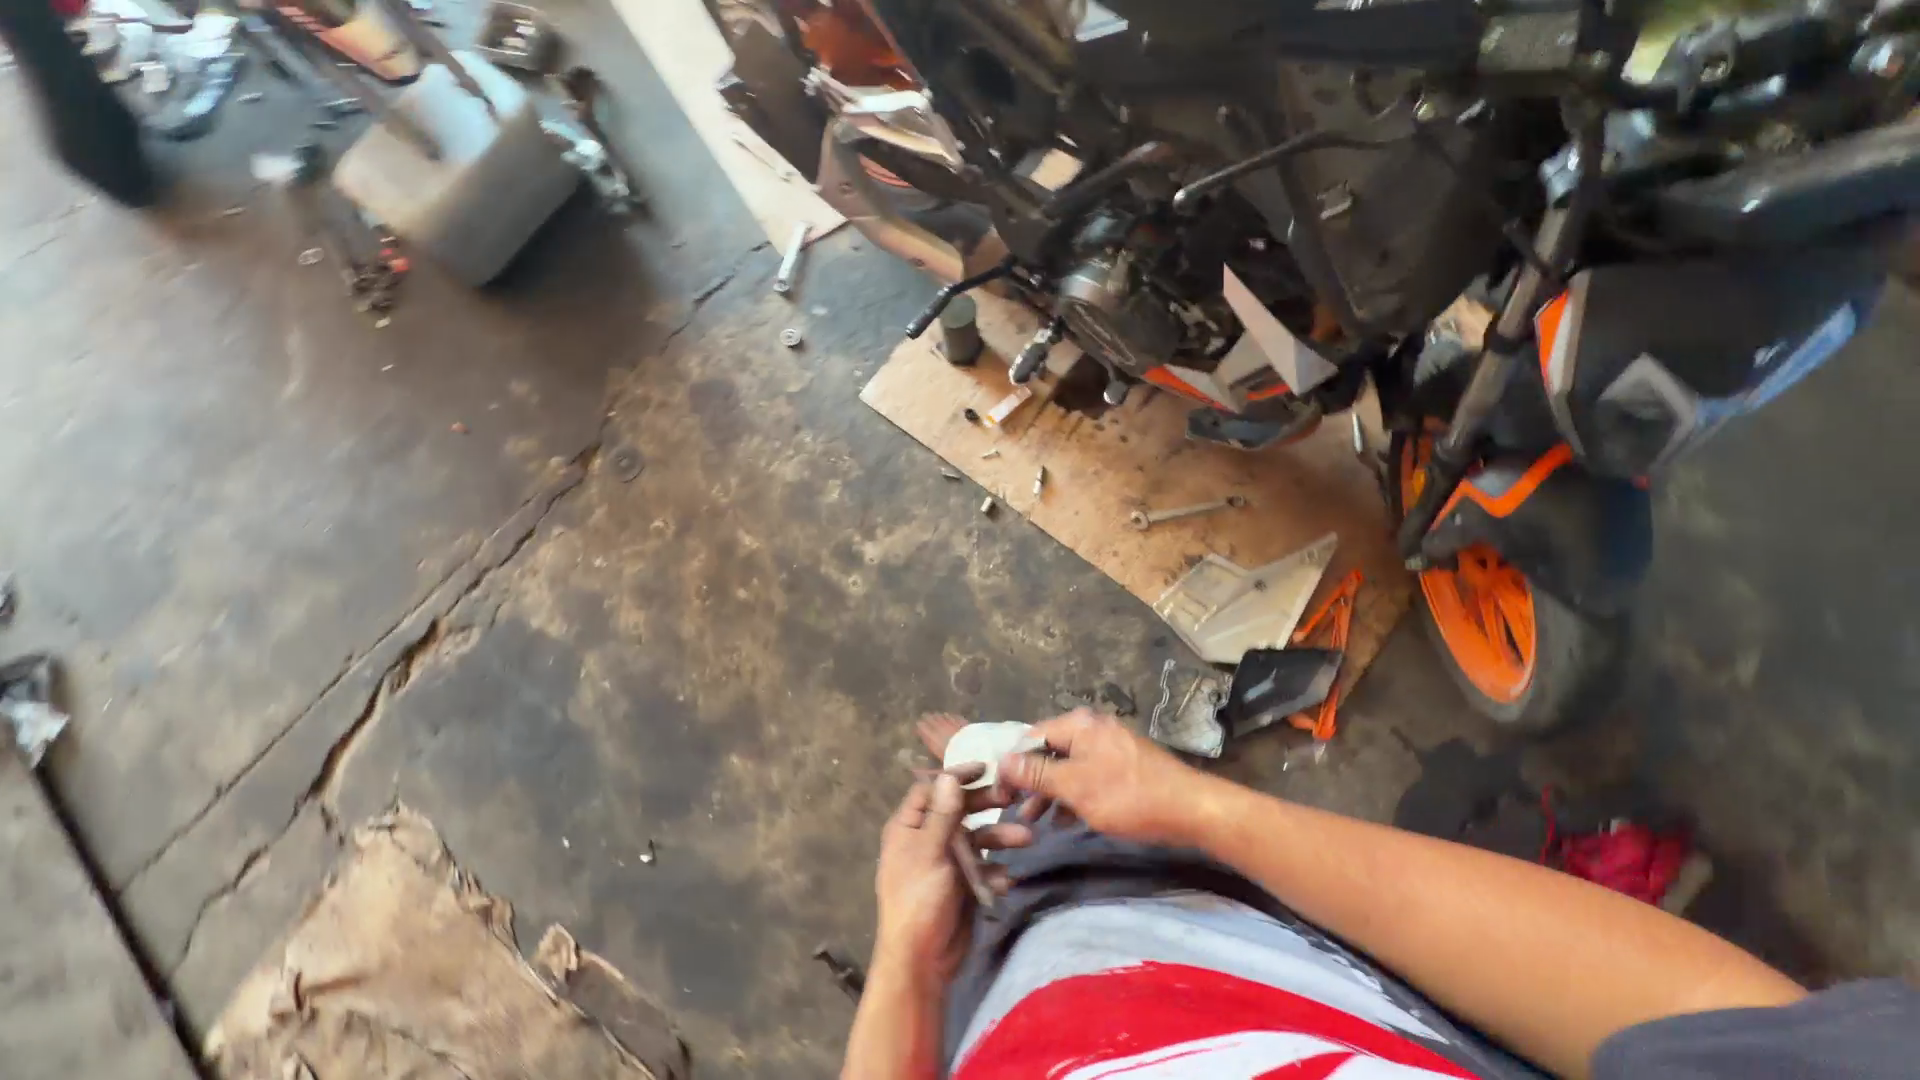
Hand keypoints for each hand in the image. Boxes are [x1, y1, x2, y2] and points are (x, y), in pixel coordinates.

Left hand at [873, 767, 1031, 983]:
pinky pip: (983, 868)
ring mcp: (946, 862)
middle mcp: (927, 839)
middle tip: (1013, 798)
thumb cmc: (918, 899)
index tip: (985, 768)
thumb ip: (942, 815)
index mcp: (908, 827)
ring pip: (977, 838)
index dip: (956, 776)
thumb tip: (948, 776)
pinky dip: (995, 871)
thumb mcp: (930, 852)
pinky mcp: (962, 884)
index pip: (932, 789)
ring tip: (1026, 839)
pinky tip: (1006, 880)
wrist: (922, 960)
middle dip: (986, 805)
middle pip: (959, 810)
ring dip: (999, 838)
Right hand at [998, 708, 1213, 846]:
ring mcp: (1112, 746)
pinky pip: (1089, 776)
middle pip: (1050, 751)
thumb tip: (1003, 760)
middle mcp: (1094, 728)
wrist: (1189, 809)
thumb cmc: (1127, 796)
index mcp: (1080, 725)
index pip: (1032, 736)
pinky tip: (1066, 821)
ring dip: (1051, 792)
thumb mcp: (1075, 787)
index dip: (1013, 763)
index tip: (1000, 792)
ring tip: (1036, 822)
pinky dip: (1075, 795)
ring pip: (1070, 766)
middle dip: (1031, 781)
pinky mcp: (1126, 766)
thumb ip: (1037, 773)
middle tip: (1015, 810)